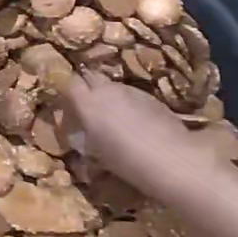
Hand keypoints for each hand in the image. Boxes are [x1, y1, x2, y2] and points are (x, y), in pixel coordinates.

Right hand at [64, 72, 236, 190]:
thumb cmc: (125, 160)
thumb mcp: (96, 151)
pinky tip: (135, 121)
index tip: (66, 100)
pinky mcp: (151, 96)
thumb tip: (82, 130)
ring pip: (112, 85)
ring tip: (112, 114)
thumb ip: (86, 134)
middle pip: (91, 76)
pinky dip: (128, 102)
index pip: (70, 82)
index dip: (67, 89)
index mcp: (88, 103)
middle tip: (86, 103)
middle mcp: (107, 90)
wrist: (171, 158)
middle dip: (86, 84)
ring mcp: (131, 91)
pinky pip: (131, 94)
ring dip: (109, 94)